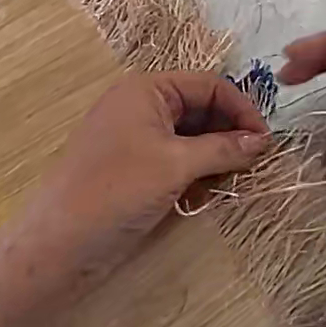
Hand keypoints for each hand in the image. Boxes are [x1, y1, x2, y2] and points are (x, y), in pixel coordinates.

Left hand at [0, 71, 266, 326]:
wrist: (58, 242)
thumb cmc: (116, 190)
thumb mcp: (175, 165)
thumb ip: (222, 149)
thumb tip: (262, 141)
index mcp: (146, 89)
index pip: (207, 84)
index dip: (241, 108)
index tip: (267, 142)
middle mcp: (140, 105)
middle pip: (199, 108)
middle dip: (228, 134)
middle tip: (253, 166)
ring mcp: (133, 136)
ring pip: (189, 136)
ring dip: (213, 157)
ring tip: (227, 183)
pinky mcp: (132, 166)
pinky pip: (174, 158)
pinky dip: (192, 172)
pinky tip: (200, 196)